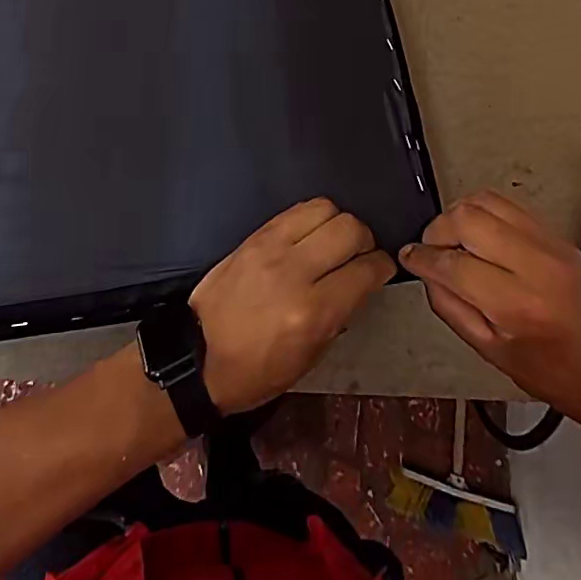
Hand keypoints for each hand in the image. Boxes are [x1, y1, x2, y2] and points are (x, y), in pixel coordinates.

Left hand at [189, 198, 396, 413]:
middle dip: (365, 241)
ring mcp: (271, 249)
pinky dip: (312, 218)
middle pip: (350, 229)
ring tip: (333, 242)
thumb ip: (340, 313)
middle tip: (359, 255)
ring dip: (338, 223)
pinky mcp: (254, 236)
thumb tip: (360, 282)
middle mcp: (294, 272)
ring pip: (325, 209)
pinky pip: (295, 210)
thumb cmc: (256, 371)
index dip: (383, 267)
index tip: (381, 270)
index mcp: (313, 312)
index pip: (367, 270)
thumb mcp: (310, 357)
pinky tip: (309, 235)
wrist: (197, 357)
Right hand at [399, 190, 580, 435]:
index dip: (421, 257)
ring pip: (486, 200)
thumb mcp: (492, 354)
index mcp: (519, 306)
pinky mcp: (559, 236)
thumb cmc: (561, 377)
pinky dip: (484, 212)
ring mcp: (552, 245)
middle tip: (431, 250)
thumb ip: (451, 308)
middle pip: (467, 217)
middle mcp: (538, 266)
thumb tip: (426, 272)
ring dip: (459, 215)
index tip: (409, 258)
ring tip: (454, 242)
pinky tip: (479, 236)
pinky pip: (509, 205)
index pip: (452, 262)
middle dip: (437, 230)